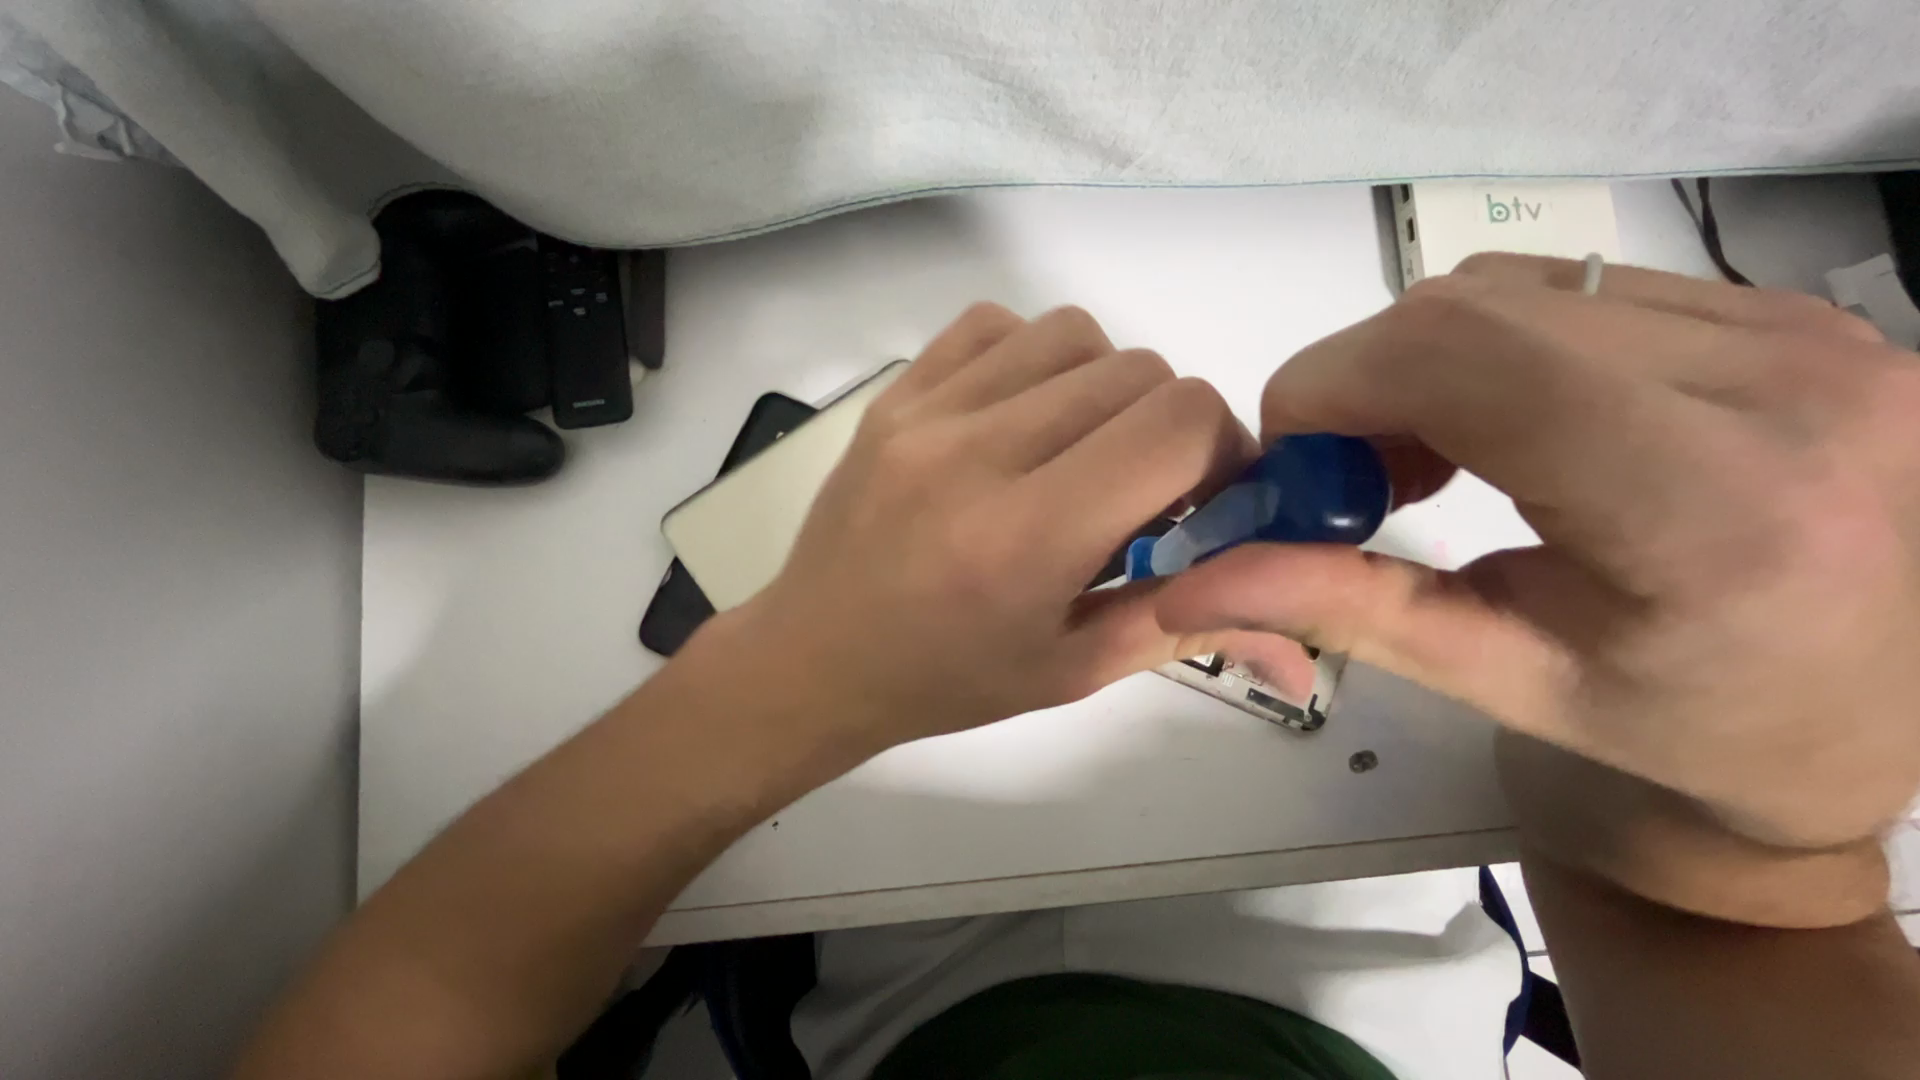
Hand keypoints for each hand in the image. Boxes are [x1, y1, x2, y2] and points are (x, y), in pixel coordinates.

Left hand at [716, 303, 1306, 751]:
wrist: (817, 659)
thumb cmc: (946, 681)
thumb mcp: (1072, 670)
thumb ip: (1180, 616)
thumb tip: (1285, 596)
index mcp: (1028, 537)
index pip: (1177, 423)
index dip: (1225, 450)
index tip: (1207, 497)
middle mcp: (977, 454)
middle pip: (1139, 371)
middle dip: (1170, 426)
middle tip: (1143, 488)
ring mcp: (926, 412)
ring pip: (1073, 333)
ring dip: (1106, 386)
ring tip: (1080, 450)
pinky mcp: (894, 394)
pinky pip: (994, 325)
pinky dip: (1032, 358)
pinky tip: (1021, 419)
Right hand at [1152, 254, 1919, 924]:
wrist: (1864, 711)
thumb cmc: (1672, 729)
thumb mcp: (1493, 679)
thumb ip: (1336, 610)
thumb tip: (1185, 587)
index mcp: (1709, 508)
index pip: (1463, 362)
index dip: (1330, 387)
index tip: (1290, 464)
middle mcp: (1779, 383)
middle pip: (1467, 311)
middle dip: (1359, 382)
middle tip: (1352, 477)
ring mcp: (1799, 327)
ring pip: (1504, 287)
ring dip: (1416, 363)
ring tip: (1428, 460)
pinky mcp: (1784, 309)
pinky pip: (1562, 289)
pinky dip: (1482, 349)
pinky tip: (1499, 426)